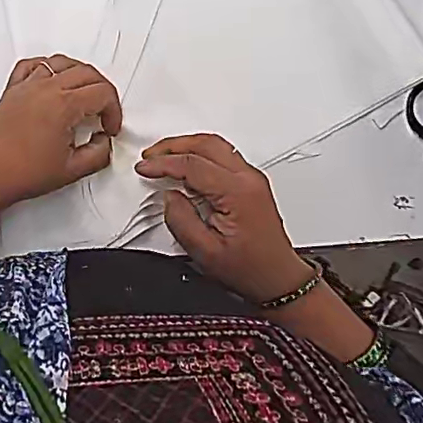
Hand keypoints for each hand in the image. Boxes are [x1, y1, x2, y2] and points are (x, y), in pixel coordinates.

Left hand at [0, 55, 122, 223]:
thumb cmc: (19, 172)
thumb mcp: (72, 170)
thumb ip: (98, 154)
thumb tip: (103, 144)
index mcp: (63, 105)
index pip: (103, 93)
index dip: (114, 111)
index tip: (109, 127)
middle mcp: (45, 89)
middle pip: (87, 73)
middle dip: (103, 90)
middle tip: (104, 111)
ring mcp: (27, 87)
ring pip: (62, 62)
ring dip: (80, 74)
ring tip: (85, 92)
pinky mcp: (13, 91)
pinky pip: (33, 65)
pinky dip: (47, 67)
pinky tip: (52, 79)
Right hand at [134, 134, 313, 303]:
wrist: (277, 279)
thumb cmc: (251, 269)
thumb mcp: (205, 252)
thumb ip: (181, 220)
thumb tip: (169, 197)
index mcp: (238, 192)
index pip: (193, 164)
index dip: (163, 164)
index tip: (145, 168)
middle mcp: (248, 179)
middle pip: (206, 144)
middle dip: (173, 146)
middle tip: (150, 156)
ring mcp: (252, 178)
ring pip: (215, 145)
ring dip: (187, 146)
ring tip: (163, 156)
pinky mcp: (251, 183)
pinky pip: (223, 155)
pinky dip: (200, 154)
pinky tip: (185, 165)